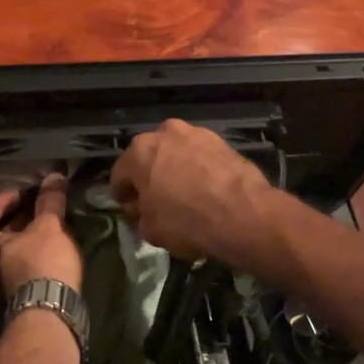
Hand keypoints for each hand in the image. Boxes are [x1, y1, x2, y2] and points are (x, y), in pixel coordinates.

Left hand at [0, 173, 82, 298]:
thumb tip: (55, 176)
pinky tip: (48, 254)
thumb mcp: (49, 227)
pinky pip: (14, 272)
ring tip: (45, 231)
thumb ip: (49, 201)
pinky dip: (27, 259)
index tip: (21, 195)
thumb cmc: (41, 263)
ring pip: (2, 256)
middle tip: (34, 211)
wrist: (49, 314)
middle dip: (12, 221)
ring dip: (21, 241)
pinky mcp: (11, 300)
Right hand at [110, 120, 273, 259]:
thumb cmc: (186, 221)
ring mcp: (196, 134)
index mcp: (139, 152)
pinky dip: (198, 169)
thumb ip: (139, 215)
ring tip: (183, 193)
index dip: (121, 193)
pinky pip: (200, 156)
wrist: (243, 214)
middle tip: (155, 199)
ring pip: (176, 153)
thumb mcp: (150, 229)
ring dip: (174, 168)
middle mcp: (164, 133)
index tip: (128, 207)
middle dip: (149, 176)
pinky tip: (205, 189)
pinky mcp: (222, 141)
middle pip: (148, 157)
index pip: (120, 174)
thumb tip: (141, 209)